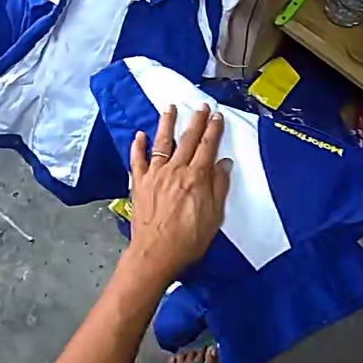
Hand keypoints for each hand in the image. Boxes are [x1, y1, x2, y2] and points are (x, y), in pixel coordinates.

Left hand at [122, 105, 230, 285]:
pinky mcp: (140, 184)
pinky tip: (140, 135)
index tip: (216, 117)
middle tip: (200, 107)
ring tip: (170, 109)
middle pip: (188, 139)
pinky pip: (138, 160)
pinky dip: (139, 146)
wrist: (156, 254)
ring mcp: (155, 175)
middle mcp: (175, 171)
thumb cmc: (187, 239)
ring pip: (162, 143)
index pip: (208, 146)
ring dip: (167, 124)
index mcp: (197, 177)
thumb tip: (224, 164)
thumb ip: (219, 186)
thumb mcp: (215, 215)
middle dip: (196, 121)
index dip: (213, 129)